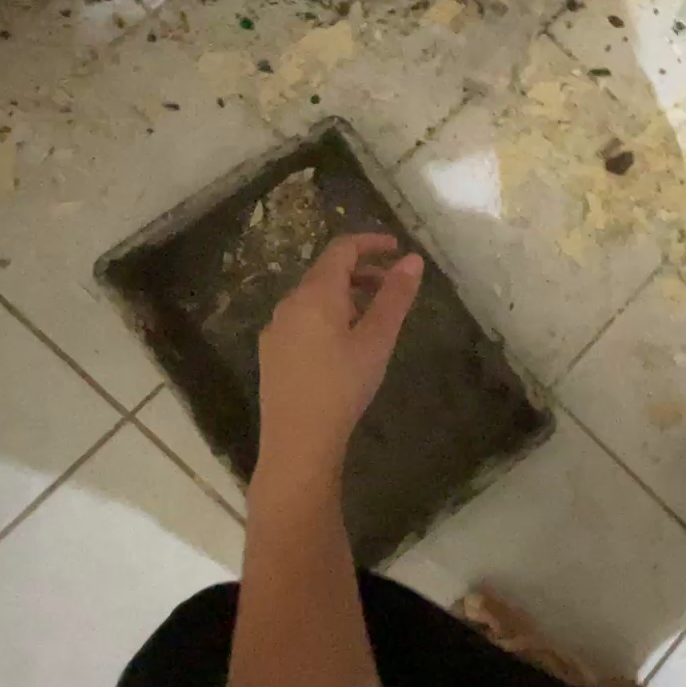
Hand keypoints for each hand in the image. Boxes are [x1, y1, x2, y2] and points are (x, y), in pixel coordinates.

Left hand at [254, 233, 423, 488]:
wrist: (297, 443)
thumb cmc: (343, 385)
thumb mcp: (378, 339)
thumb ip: (395, 296)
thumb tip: (413, 260)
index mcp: (316, 294)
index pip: (342, 249)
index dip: (371, 243)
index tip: (397, 248)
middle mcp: (290, 303)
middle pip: (327, 271)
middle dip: (362, 270)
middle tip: (393, 285)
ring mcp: (276, 328)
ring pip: (315, 296)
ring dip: (347, 293)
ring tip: (375, 316)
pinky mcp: (272, 352)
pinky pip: (304, 317)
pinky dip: (329, 314)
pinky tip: (345, 343)